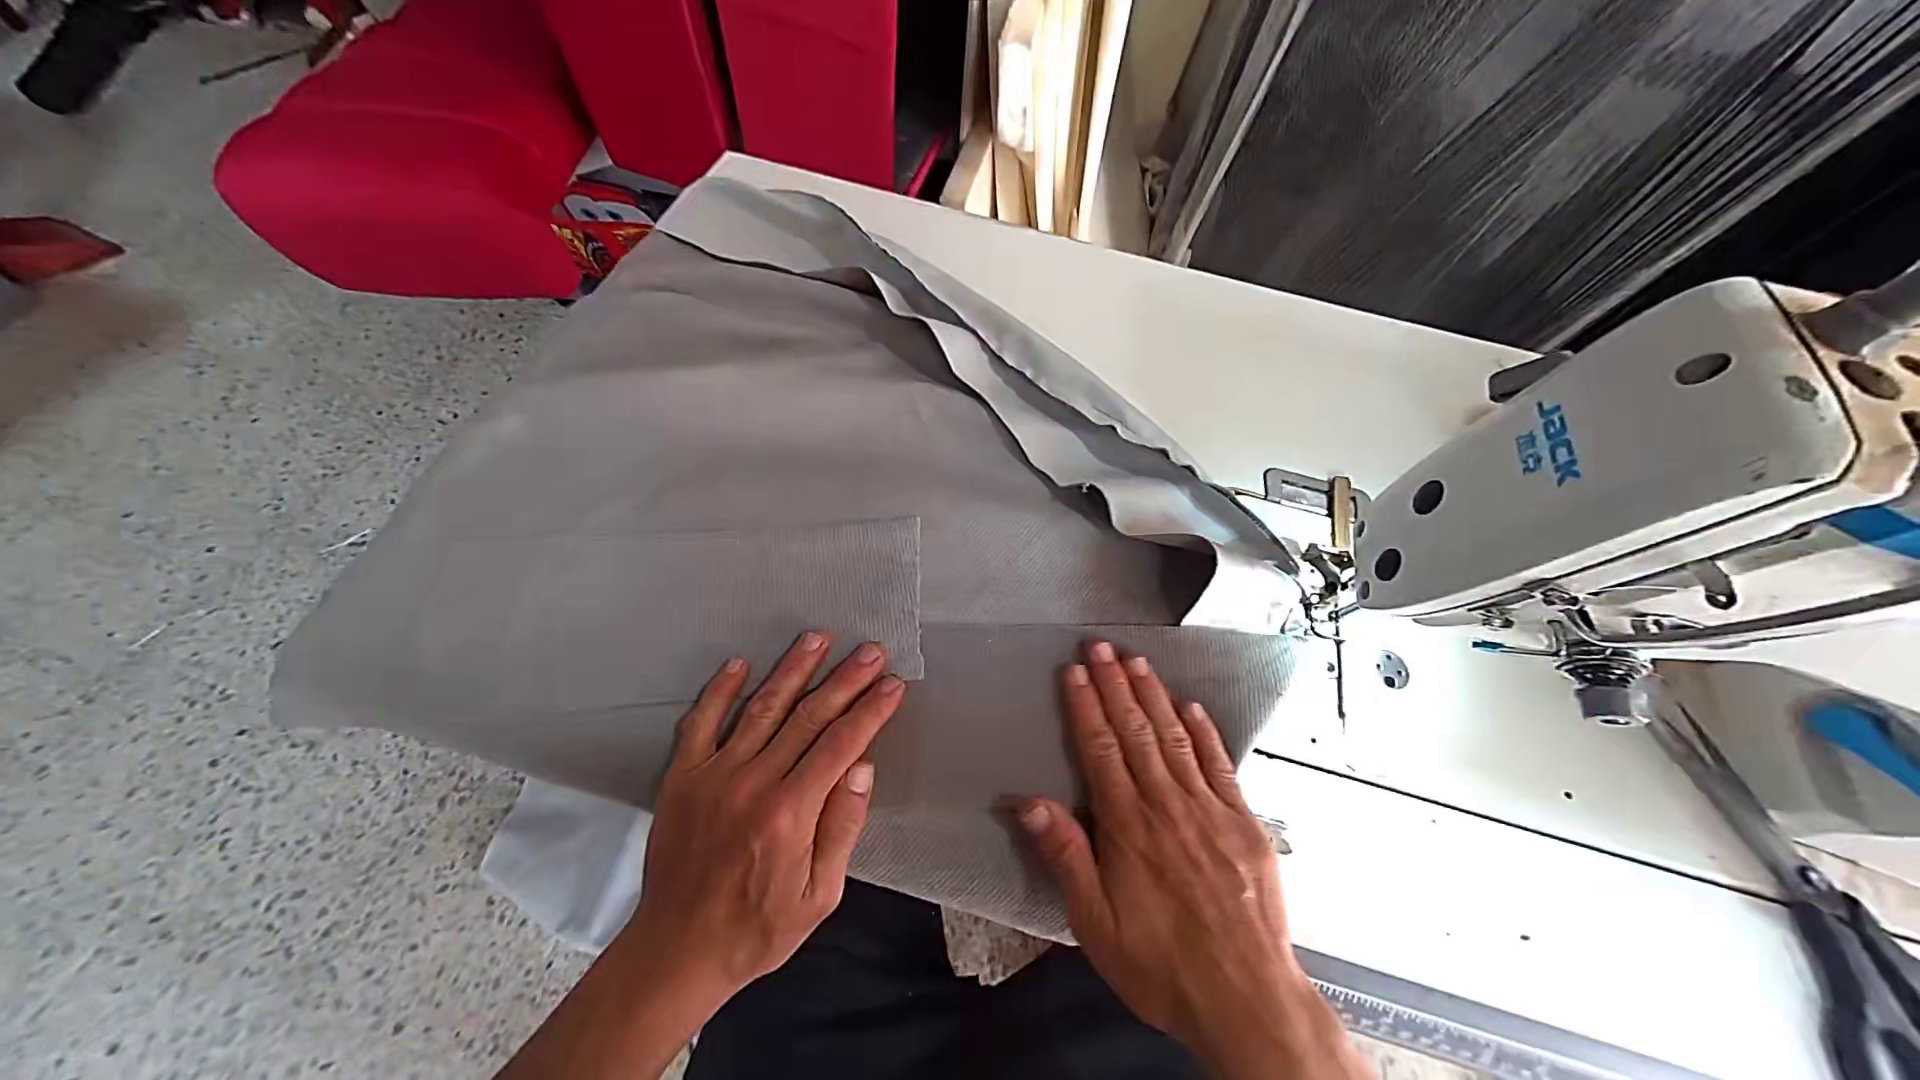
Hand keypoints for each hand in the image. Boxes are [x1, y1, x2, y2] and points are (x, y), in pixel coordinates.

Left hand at [628, 630, 903, 994]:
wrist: (677, 949)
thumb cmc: (756, 929)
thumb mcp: (819, 895)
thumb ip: (841, 827)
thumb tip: (862, 768)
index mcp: (790, 812)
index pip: (841, 744)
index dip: (871, 710)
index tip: (892, 685)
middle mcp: (753, 783)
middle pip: (809, 716)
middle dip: (845, 679)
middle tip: (870, 652)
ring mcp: (714, 775)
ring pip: (762, 707)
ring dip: (793, 669)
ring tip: (817, 638)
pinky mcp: (683, 777)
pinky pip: (701, 722)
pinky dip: (720, 690)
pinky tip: (739, 664)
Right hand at [1018, 641, 1369, 1079]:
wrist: (1247, 1000)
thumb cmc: (1162, 965)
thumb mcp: (1095, 923)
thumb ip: (1065, 855)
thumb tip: (1031, 802)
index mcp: (1128, 826)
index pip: (1099, 748)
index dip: (1085, 705)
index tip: (1073, 671)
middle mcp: (1167, 806)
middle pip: (1135, 730)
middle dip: (1115, 684)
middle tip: (1101, 647)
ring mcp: (1209, 810)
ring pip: (1175, 737)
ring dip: (1153, 695)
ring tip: (1137, 661)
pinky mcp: (1243, 823)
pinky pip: (1220, 765)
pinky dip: (1205, 731)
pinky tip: (1192, 706)